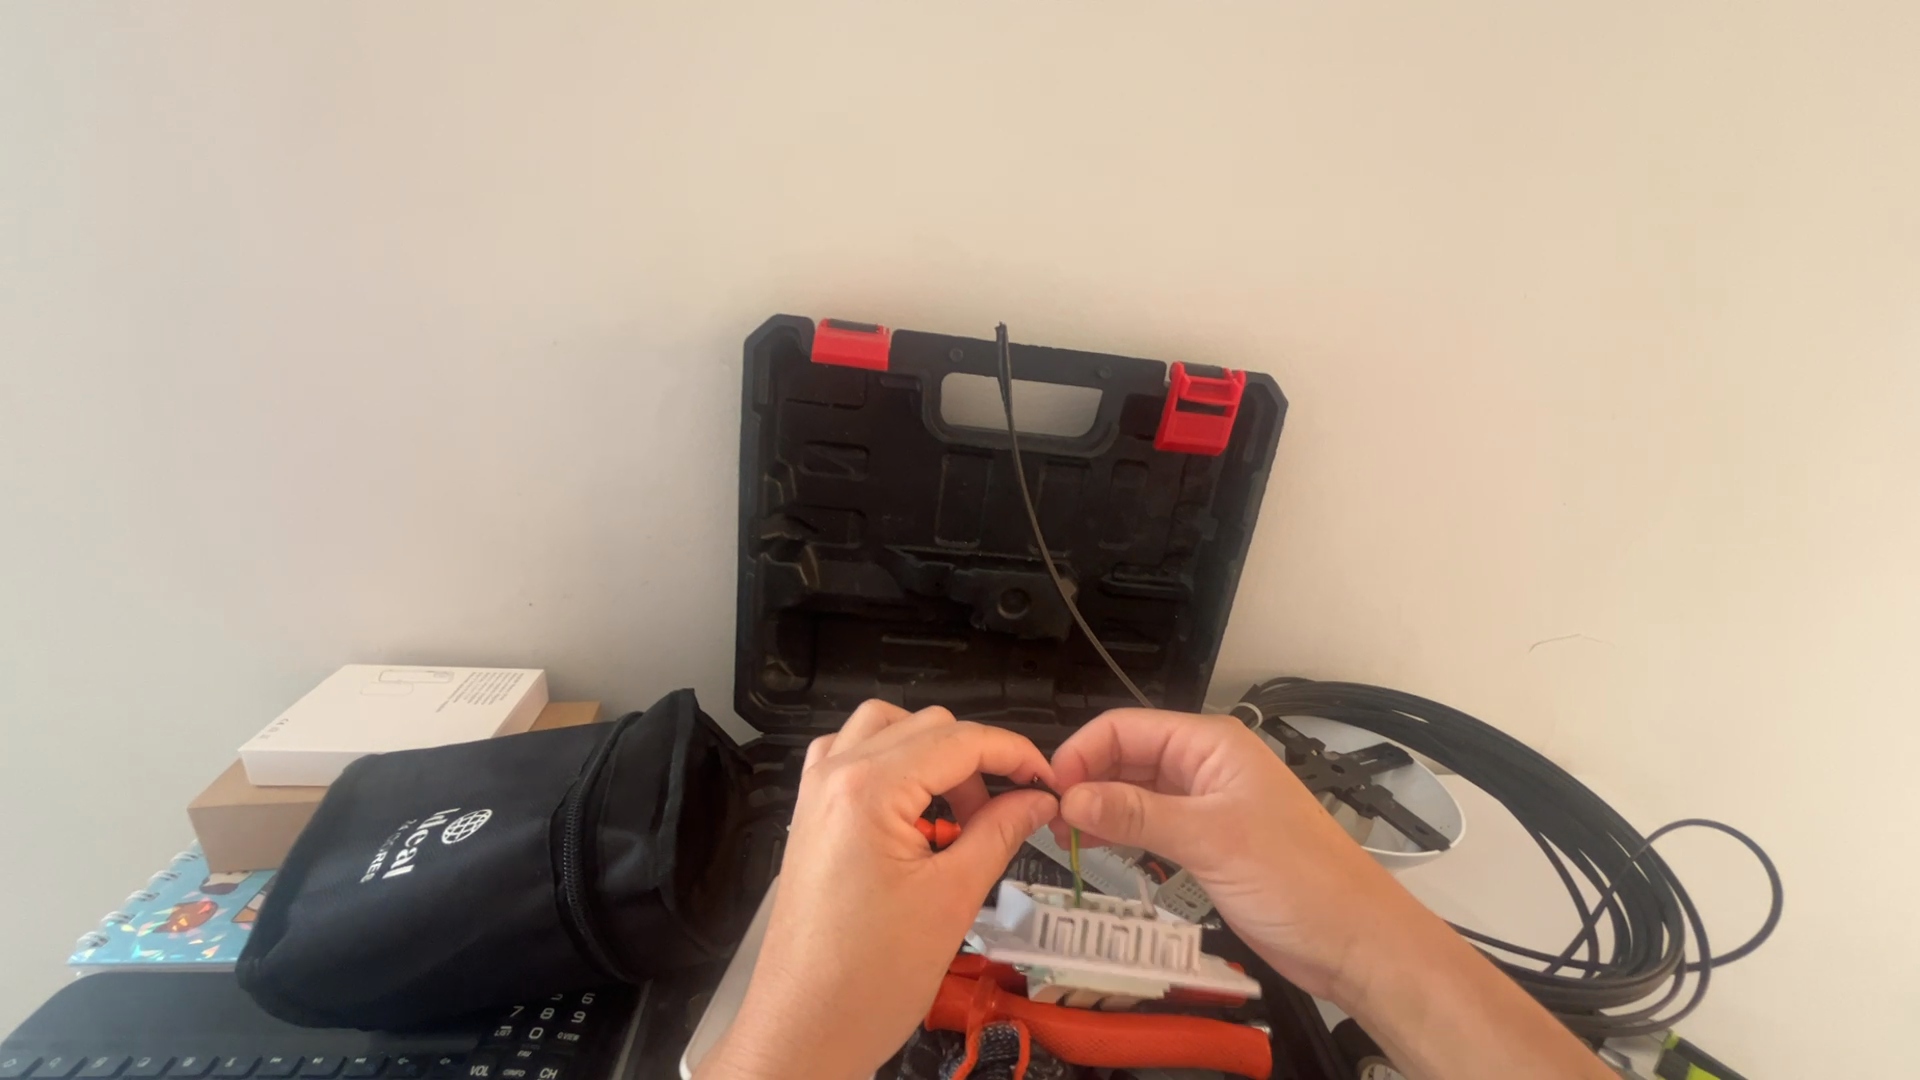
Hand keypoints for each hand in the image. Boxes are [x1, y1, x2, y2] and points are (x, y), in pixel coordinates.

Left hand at [701, 701, 1056, 1079]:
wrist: (803, 1033)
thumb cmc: (868, 980)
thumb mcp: (952, 900)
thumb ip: (1001, 832)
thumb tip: (1037, 798)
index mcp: (868, 788)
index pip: (960, 740)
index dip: (1014, 753)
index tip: (1045, 779)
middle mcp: (836, 772)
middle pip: (927, 725)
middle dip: (977, 759)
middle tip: (1004, 810)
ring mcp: (817, 788)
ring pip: (888, 726)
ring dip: (933, 752)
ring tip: (956, 808)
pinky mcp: (812, 810)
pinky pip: (852, 751)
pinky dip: (890, 760)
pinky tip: (909, 802)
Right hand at [1049, 708, 1428, 1004]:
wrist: (1358, 944)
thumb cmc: (1301, 879)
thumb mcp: (1210, 838)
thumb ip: (1136, 814)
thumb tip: (1071, 798)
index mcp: (1209, 742)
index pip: (1125, 728)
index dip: (1083, 753)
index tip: (1052, 790)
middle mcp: (1203, 763)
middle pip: (1126, 756)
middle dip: (1088, 780)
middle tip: (1053, 819)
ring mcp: (1203, 801)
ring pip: (1134, 790)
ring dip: (1101, 808)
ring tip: (1068, 835)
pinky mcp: (1205, 837)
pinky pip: (1149, 821)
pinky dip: (1122, 831)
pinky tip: (1100, 845)